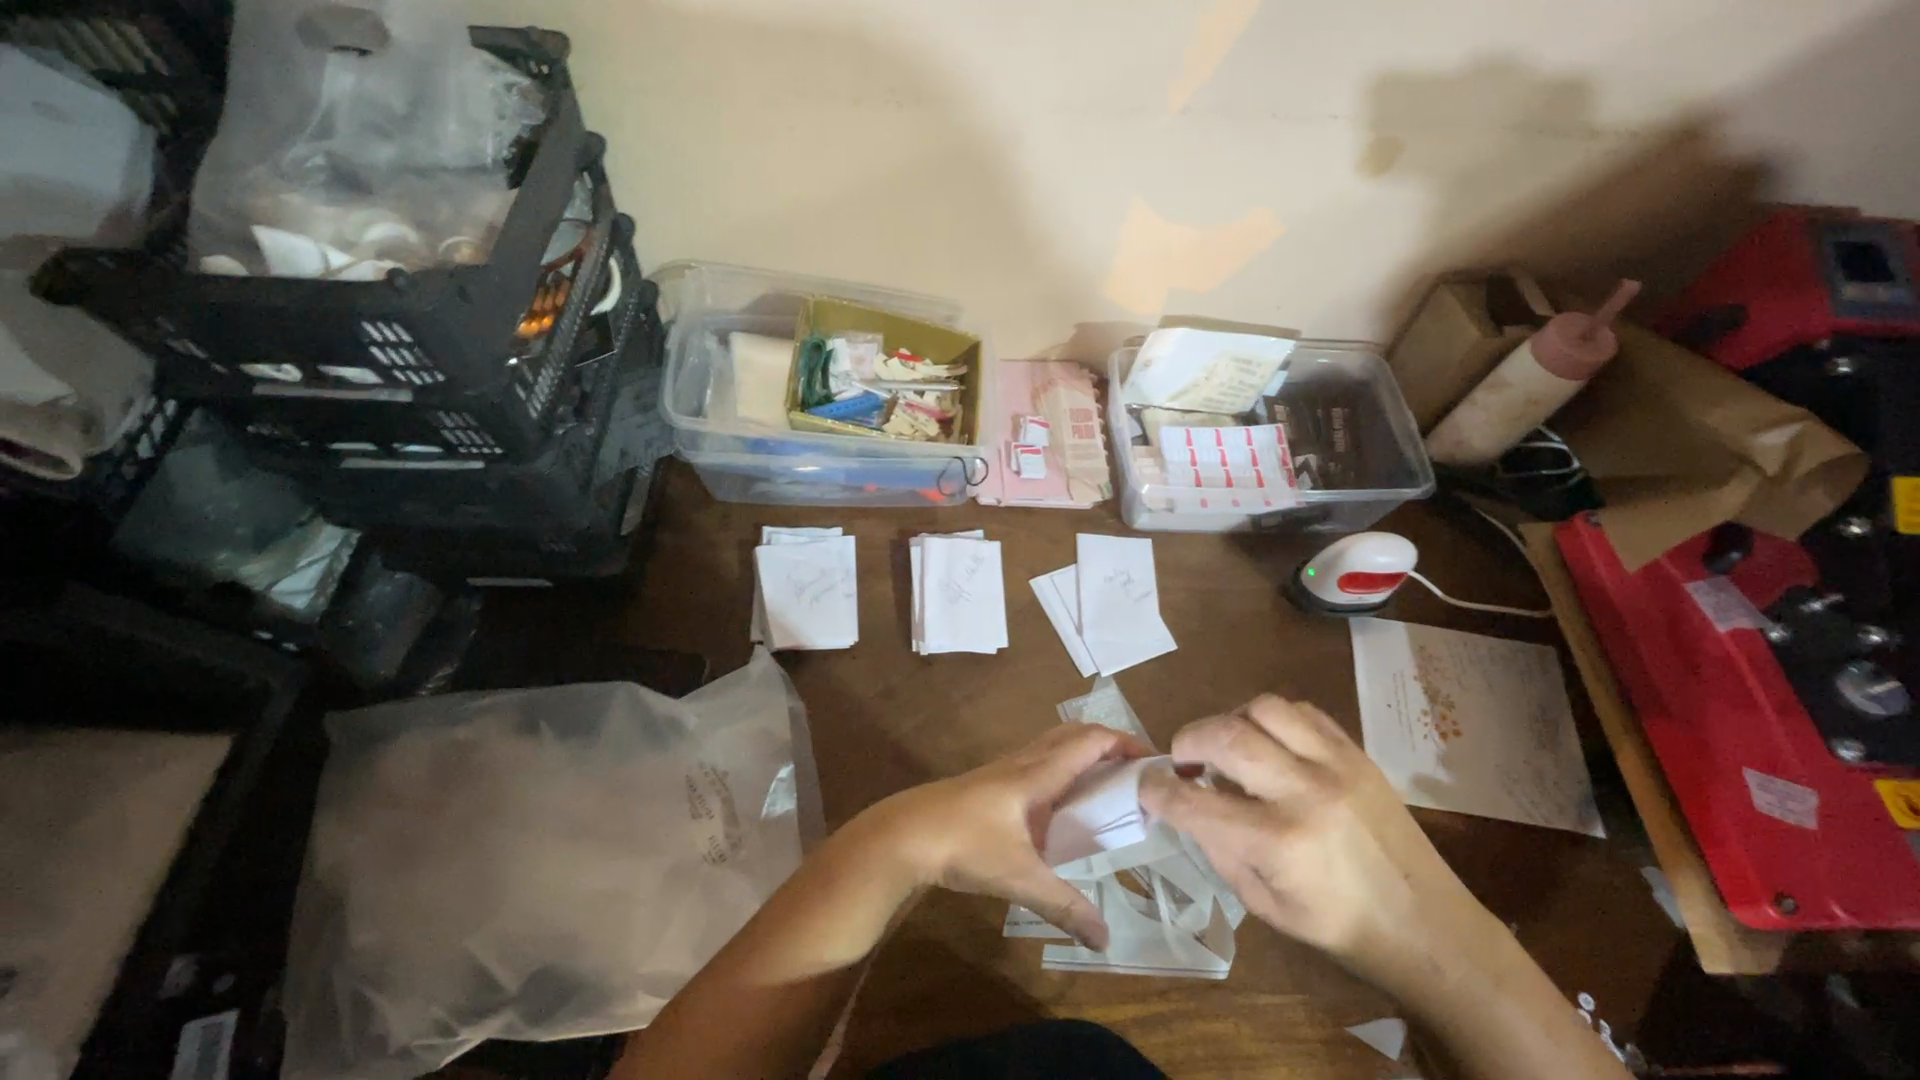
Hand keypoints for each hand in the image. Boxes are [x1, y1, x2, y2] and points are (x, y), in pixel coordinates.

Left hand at [852, 724, 1152, 950]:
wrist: (901, 835)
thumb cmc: (963, 845)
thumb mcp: (1019, 878)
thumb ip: (1064, 906)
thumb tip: (1105, 937)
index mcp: (1038, 773)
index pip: (1091, 741)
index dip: (1126, 743)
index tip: (1154, 764)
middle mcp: (1023, 762)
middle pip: (1073, 735)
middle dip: (1108, 745)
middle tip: (1135, 775)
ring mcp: (1001, 769)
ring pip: (1051, 746)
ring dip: (1082, 755)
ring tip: (1105, 789)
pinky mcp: (986, 783)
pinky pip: (1034, 762)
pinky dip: (1059, 770)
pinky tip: (1058, 807)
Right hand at [1139, 695, 1489, 985]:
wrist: (1426, 923)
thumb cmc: (1337, 925)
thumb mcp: (1262, 903)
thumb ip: (1218, 847)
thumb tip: (1187, 804)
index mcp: (1279, 843)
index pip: (1194, 802)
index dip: (1158, 789)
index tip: (1146, 784)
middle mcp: (1305, 793)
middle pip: (1226, 735)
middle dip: (1187, 739)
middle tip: (1182, 759)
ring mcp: (1337, 765)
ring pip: (1264, 708)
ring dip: (1230, 720)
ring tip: (1226, 746)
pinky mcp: (1357, 753)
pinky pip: (1302, 712)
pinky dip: (1271, 719)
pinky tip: (1267, 743)